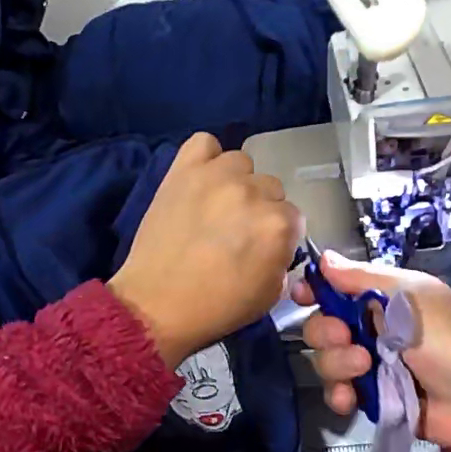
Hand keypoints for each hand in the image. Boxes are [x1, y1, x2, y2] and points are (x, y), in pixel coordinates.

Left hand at [109, 133, 302, 367]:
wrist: (157, 305)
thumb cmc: (217, 307)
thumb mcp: (270, 296)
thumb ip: (284, 262)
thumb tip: (280, 246)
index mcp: (278, 225)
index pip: (294, 217)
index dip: (278, 235)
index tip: (261, 248)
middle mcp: (253, 192)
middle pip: (270, 188)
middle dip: (259, 209)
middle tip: (236, 231)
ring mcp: (217, 176)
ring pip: (242, 164)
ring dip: (235, 182)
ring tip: (216, 206)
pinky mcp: (183, 170)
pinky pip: (204, 144)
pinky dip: (206, 158)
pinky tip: (201, 181)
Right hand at [292, 252, 450, 448]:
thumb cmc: (449, 338)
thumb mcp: (411, 296)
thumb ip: (363, 277)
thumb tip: (323, 258)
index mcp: (380, 297)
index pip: (334, 287)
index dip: (313, 290)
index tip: (302, 296)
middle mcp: (368, 327)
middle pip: (320, 325)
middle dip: (327, 332)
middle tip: (348, 338)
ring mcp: (367, 364)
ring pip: (325, 360)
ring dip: (337, 364)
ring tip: (365, 369)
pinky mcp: (369, 396)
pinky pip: (336, 392)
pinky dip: (339, 394)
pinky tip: (351, 398)